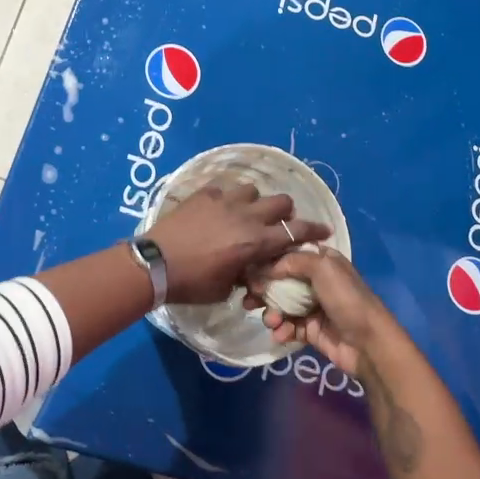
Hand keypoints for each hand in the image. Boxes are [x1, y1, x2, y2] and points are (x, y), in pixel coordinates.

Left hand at [147, 184, 328, 303]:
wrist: (155, 264)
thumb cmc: (192, 284)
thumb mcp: (225, 289)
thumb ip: (244, 275)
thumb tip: (249, 269)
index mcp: (255, 243)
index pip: (295, 232)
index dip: (314, 231)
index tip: (324, 231)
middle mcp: (246, 217)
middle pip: (282, 203)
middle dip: (285, 213)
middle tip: (277, 225)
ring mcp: (225, 201)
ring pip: (254, 191)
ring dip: (255, 203)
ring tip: (245, 214)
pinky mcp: (204, 194)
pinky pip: (225, 189)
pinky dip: (228, 199)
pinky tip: (219, 209)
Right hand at [245, 248, 392, 379]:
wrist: (368, 344)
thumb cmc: (347, 299)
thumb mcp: (323, 268)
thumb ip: (292, 261)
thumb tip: (265, 268)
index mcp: (322, 261)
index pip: (289, 255)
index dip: (268, 262)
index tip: (249, 270)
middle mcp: (316, 281)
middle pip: (281, 281)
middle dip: (263, 290)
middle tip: (249, 299)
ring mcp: (313, 307)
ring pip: (281, 305)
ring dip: (271, 312)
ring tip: (271, 321)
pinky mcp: (310, 330)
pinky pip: (288, 326)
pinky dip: (281, 329)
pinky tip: (281, 334)